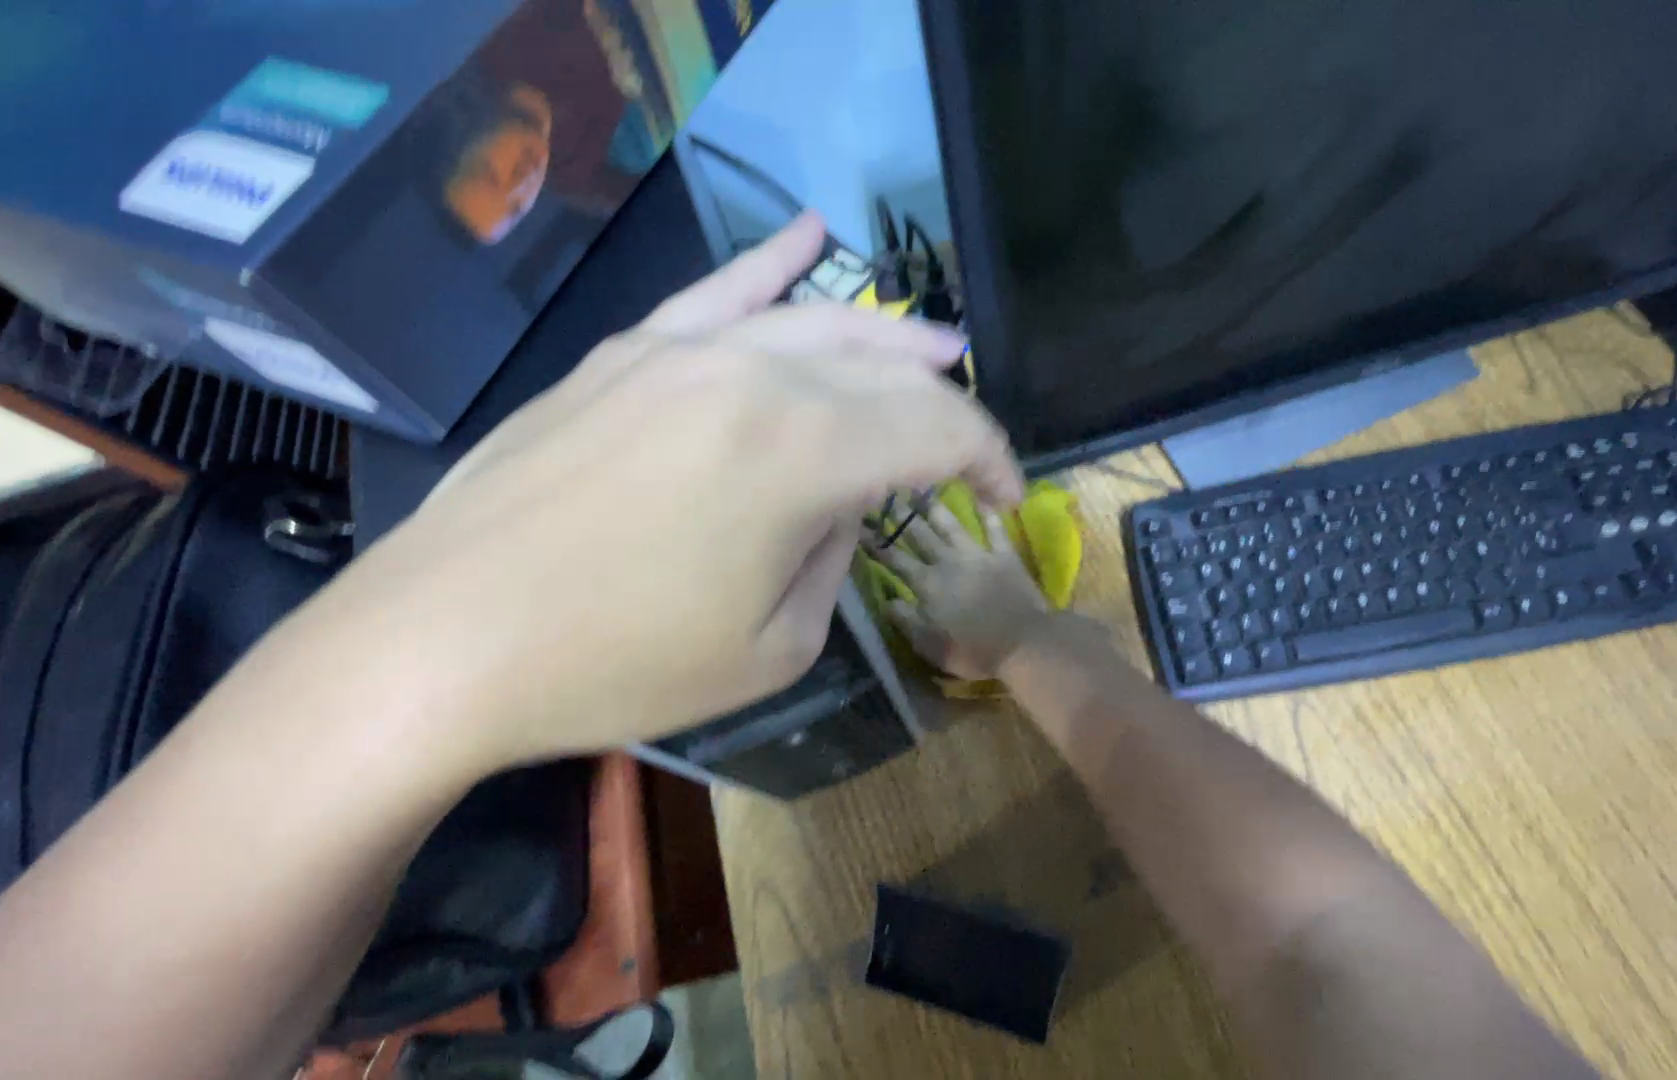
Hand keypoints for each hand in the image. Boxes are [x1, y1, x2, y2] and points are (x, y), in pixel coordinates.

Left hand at [292, 213, 1022, 776]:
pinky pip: (716, 294)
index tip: (1007, 500)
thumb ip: (834, 552)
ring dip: (888, 339)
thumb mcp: (777, 644)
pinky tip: (809, 237)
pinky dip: (770, 265)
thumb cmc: (621, 665)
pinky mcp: (623, 356)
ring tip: (938, 350)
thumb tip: (843, 497)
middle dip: (945, 408)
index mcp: (801, 450)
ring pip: (814, 321)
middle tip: (968, 453)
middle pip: (883, 368)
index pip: (936, 428)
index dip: (990, 460)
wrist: (442, 644)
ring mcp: (678, 351)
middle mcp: (750, 373)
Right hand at [868, 502, 1055, 679]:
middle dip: (901, 515)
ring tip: (922, 489)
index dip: (876, 543)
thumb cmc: (973, 651)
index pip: (894, 560)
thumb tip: (887, 600)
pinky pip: (995, 530)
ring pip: (952, 525)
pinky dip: (989, 514)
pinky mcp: (1005, 556)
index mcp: (927, 584)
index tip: (859, 525)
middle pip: (920, 535)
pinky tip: (981, 500)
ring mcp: (978, 555)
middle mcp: (948, 562)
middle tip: (887, 493)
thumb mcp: (929, 645)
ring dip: (936, 507)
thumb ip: (906, 620)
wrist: (1024, 643)